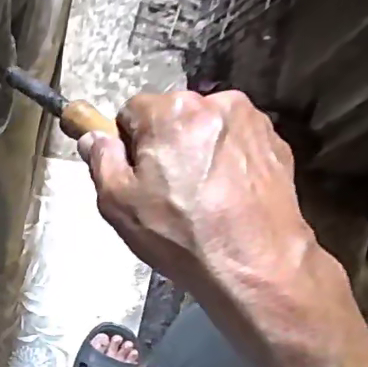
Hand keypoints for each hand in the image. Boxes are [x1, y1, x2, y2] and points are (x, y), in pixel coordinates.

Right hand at [80, 90, 334, 316]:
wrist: (254, 264)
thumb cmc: (181, 235)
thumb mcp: (118, 203)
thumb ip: (101, 160)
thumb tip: (92, 137)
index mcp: (171, 111)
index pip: (131, 110)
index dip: (126, 143)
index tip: (132, 174)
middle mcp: (215, 102)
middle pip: (170, 116)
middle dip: (162, 145)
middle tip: (162, 191)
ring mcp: (251, 120)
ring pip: (204, 129)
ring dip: (194, 152)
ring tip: (196, 197)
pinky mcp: (275, 142)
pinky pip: (232, 143)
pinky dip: (223, 162)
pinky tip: (221, 197)